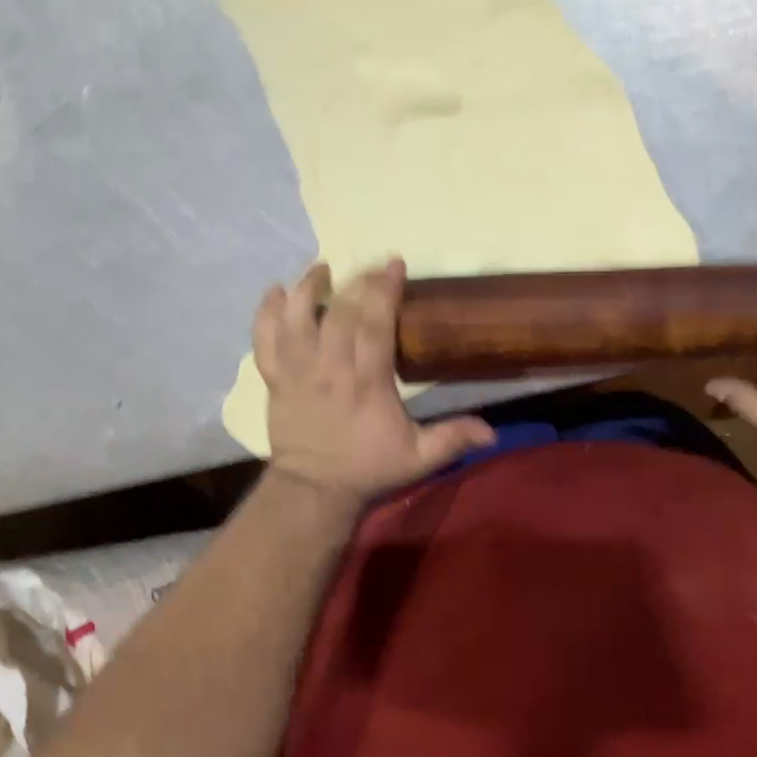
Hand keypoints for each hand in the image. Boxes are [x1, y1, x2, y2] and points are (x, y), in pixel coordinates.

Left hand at [255, 258, 496, 503]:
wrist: (313, 490)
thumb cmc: (369, 469)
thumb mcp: (418, 459)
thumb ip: (452, 440)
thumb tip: (492, 433)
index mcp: (367, 383)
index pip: (375, 324)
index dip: (384, 290)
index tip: (396, 265)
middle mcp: (330, 369)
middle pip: (340, 312)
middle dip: (358, 281)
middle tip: (373, 266)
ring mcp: (298, 371)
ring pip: (297, 318)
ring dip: (308, 287)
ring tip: (322, 268)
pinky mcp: (276, 379)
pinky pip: (264, 340)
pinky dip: (266, 313)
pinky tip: (276, 292)